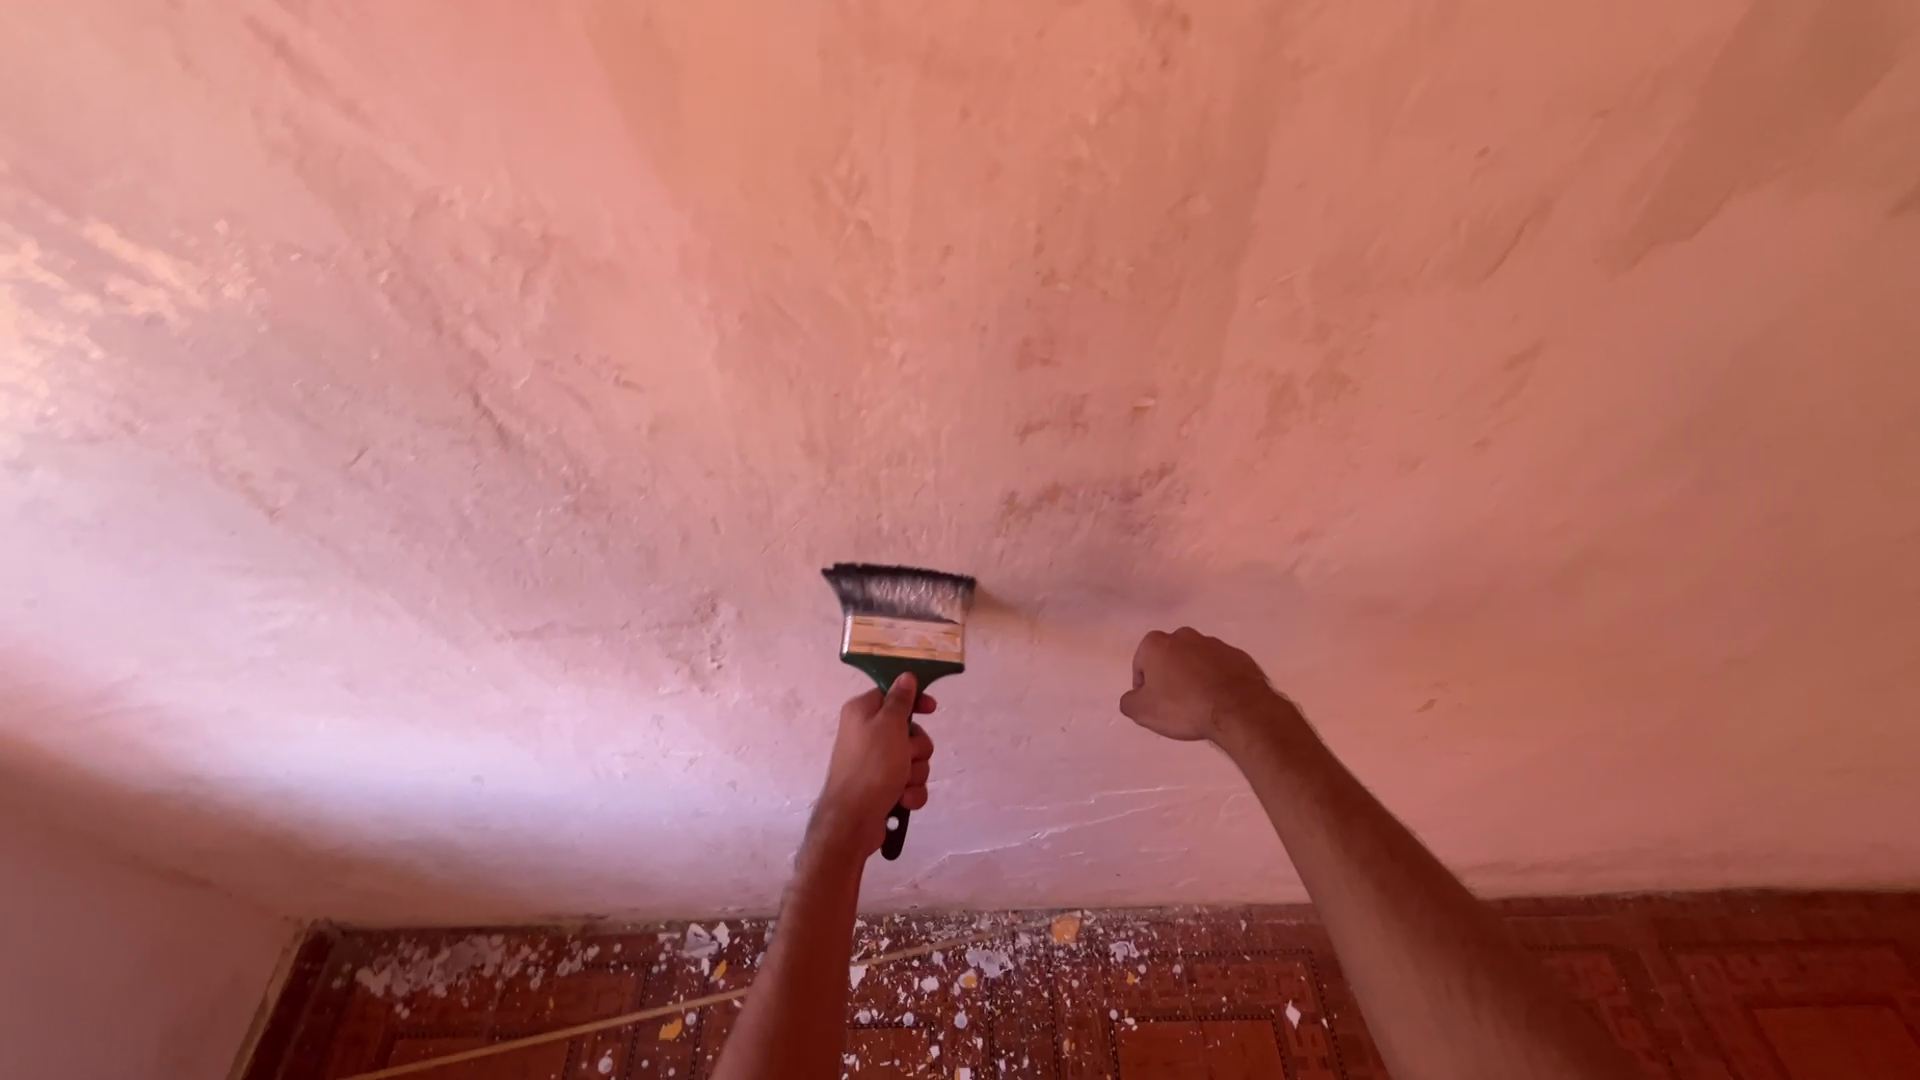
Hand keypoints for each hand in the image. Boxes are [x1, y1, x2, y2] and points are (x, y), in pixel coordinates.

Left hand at [814, 674, 936, 855]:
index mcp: (863, 713)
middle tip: (908, 756)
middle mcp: (867, 735)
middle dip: (917, 747)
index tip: (931, 708)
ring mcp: (875, 764)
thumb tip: (906, 676)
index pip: (893, 695)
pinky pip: (910, 783)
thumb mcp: (889, 725)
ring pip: (913, 759)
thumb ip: (900, 700)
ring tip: (902, 784)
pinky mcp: (883, 788)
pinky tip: (902, 800)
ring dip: (915, 773)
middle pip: (909, 730)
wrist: (853, 821)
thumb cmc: (871, 766)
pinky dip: (910, 792)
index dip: (914, 701)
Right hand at [1120, 627, 1283, 742]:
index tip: (1154, 705)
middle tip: (1176, 704)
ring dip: (1195, 678)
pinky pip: (1221, 669)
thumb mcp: (1142, 711)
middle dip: (1170, 677)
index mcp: (1156, 643)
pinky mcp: (1239, 656)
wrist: (1238, 710)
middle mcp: (1184, 636)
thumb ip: (1129, 701)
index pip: (1141, 664)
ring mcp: (1215, 644)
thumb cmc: (1184, 707)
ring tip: (1201, 705)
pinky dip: (1218, 681)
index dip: (1144, 687)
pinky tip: (1220, 702)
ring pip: (1196, 662)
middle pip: (1170, 659)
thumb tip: (1133, 697)